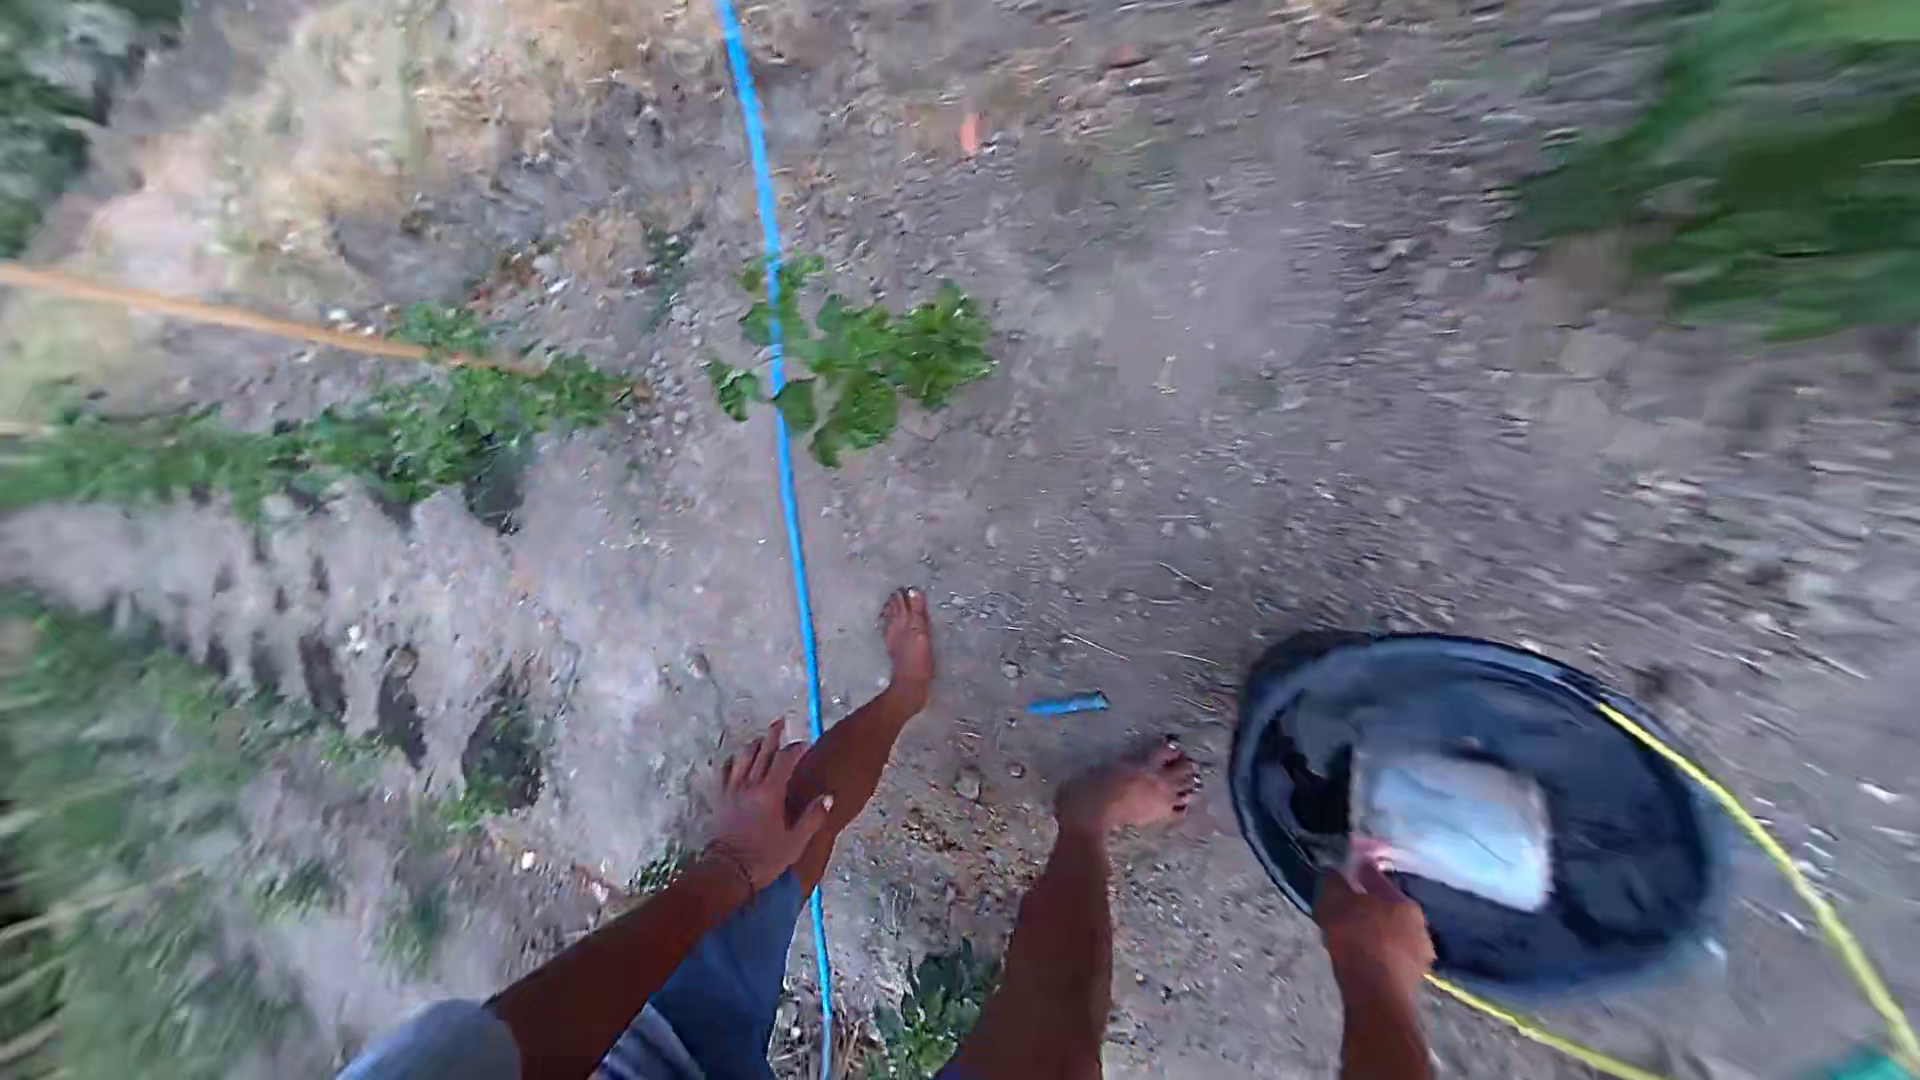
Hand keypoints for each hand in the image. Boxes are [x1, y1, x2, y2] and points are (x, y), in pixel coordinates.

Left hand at [706, 718, 832, 889]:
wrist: (727, 874)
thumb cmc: (764, 858)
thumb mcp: (795, 842)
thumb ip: (813, 817)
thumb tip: (828, 797)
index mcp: (770, 792)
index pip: (785, 758)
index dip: (797, 748)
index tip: (806, 746)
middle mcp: (750, 784)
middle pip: (762, 749)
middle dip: (774, 734)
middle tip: (781, 721)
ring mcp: (733, 790)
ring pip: (743, 756)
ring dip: (755, 744)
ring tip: (763, 739)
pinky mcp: (721, 798)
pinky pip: (725, 770)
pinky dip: (734, 760)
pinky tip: (739, 761)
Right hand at [1315, 856, 1434, 1002]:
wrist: (1376, 991)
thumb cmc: (1355, 936)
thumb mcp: (1333, 899)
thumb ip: (1334, 880)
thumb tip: (1337, 874)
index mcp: (1402, 899)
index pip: (1373, 875)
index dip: (1354, 871)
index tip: (1339, 874)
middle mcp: (1419, 922)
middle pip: (1386, 903)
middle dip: (1367, 902)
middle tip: (1344, 905)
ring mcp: (1422, 950)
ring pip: (1392, 928)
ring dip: (1374, 926)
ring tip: (1351, 930)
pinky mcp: (1417, 974)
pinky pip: (1393, 950)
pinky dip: (1379, 946)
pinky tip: (1362, 950)